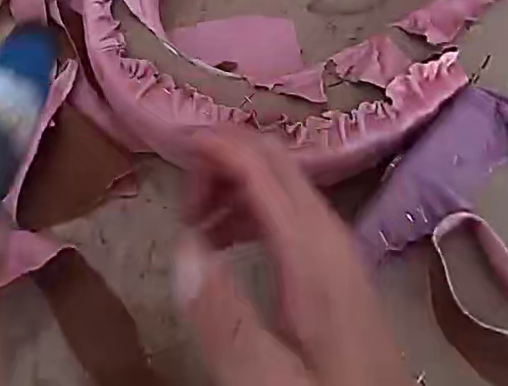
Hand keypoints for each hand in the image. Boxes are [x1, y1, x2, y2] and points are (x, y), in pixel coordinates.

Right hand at [176, 130, 413, 385]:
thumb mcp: (271, 378)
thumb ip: (225, 317)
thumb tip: (183, 246)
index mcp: (311, 244)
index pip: (262, 165)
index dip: (219, 144)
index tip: (176, 145)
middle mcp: (325, 225)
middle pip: (272, 158)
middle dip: (223, 158)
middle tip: (182, 197)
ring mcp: (330, 237)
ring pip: (277, 179)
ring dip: (232, 183)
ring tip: (194, 225)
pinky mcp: (329, 254)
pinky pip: (283, 206)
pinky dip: (247, 205)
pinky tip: (223, 240)